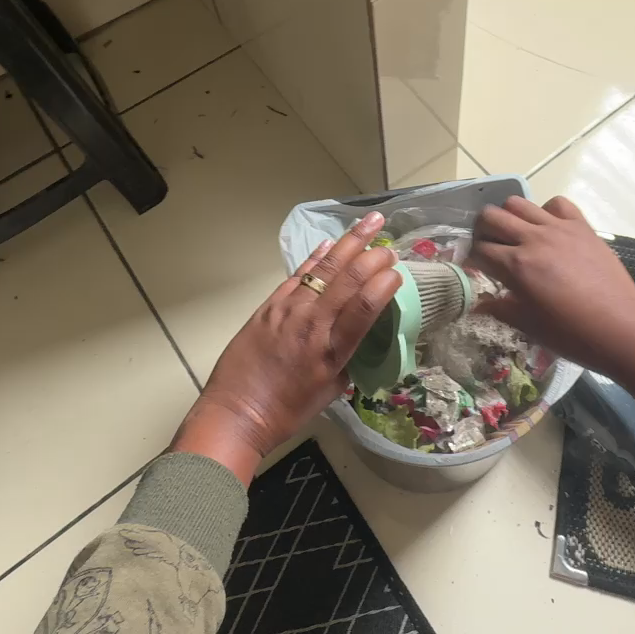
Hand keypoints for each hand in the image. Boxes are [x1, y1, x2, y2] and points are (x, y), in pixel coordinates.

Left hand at [172, 211, 401, 482]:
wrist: (236, 412)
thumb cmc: (287, 410)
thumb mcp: (331, 391)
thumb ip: (349, 359)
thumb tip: (362, 334)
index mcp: (332, 351)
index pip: (364, 307)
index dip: (384, 284)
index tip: (398, 273)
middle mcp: (312, 324)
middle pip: (349, 279)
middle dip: (374, 257)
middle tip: (390, 247)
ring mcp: (289, 310)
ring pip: (325, 268)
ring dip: (351, 242)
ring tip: (371, 221)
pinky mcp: (269, 304)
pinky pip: (299, 274)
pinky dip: (316, 256)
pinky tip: (331, 241)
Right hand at [469, 196, 634, 381]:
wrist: (624, 331)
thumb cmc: (574, 336)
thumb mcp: (530, 327)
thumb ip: (500, 309)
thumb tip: (477, 304)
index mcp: (517, 267)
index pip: (479, 250)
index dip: (472, 259)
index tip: (476, 268)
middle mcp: (534, 239)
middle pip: (491, 217)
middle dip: (483, 231)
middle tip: (490, 249)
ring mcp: (559, 228)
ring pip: (518, 203)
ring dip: (509, 217)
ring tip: (516, 236)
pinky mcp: (582, 226)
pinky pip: (557, 203)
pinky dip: (546, 211)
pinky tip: (549, 230)